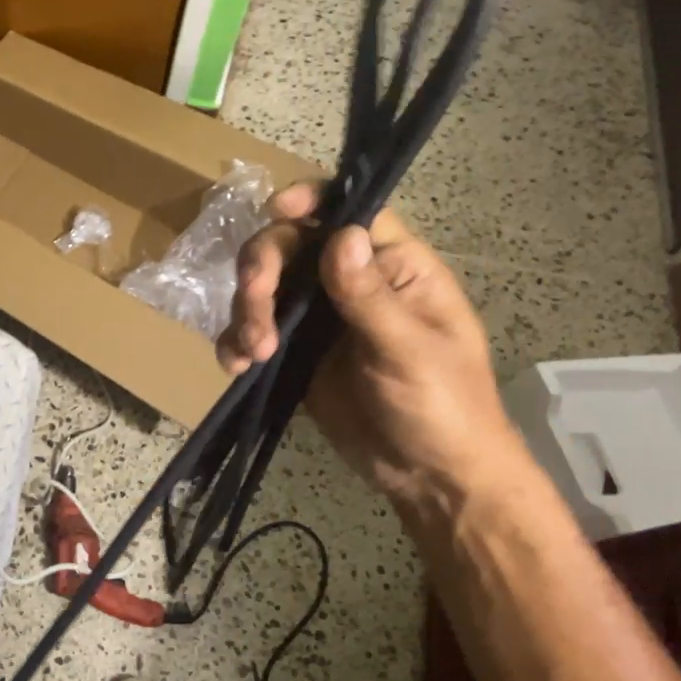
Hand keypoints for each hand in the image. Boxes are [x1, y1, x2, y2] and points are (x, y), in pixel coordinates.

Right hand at [217, 182, 529, 516]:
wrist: (430, 479)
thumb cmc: (445, 409)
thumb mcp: (411, 352)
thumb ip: (370, 296)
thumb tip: (341, 235)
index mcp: (392, 267)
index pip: (348, 212)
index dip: (309, 201)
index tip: (276, 212)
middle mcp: (348, 280)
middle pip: (287, 245)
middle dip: (261, 272)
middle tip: (255, 309)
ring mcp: (316, 314)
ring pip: (261, 286)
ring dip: (245, 311)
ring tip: (254, 354)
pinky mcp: (291, 349)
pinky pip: (249, 329)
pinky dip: (235, 342)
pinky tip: (238, 366)